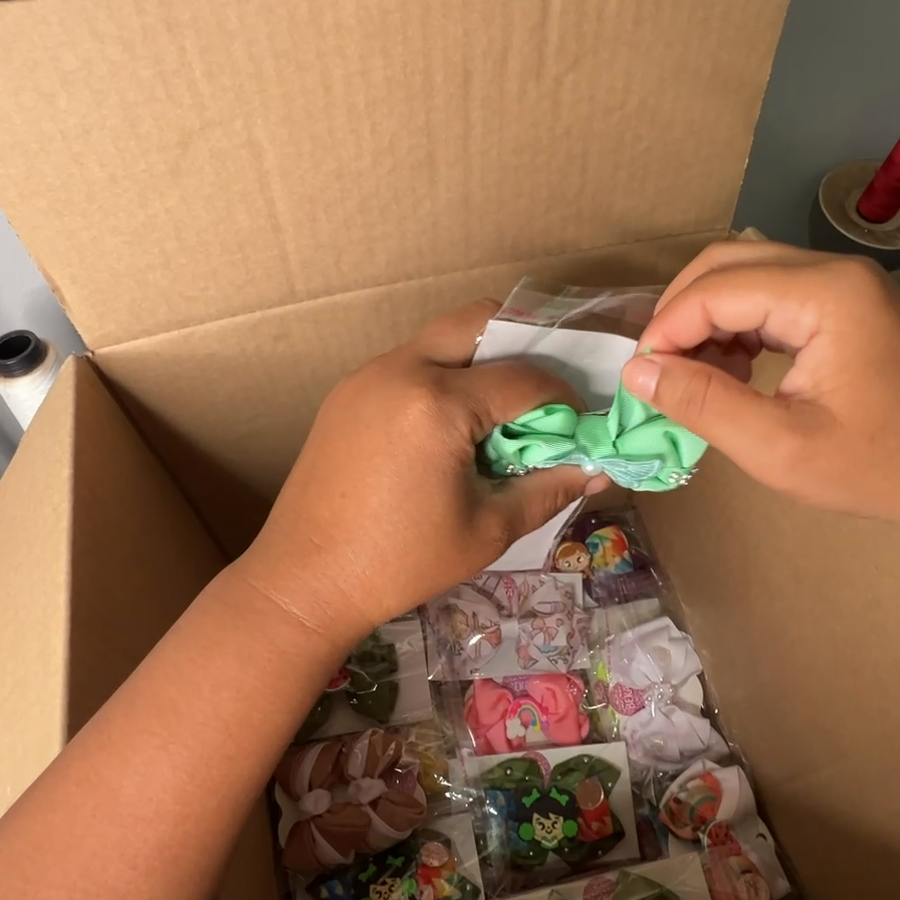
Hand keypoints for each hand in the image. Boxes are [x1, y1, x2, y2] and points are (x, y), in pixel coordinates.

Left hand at [236, 301, 600, 641]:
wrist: (304, 579)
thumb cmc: (399, 563)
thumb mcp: (485, 530)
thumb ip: (546, 490)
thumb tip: (596, 470)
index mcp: (438, 403)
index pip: (524, 378)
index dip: (563, 397)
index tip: (579, 423)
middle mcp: (400, 369)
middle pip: (478, 320)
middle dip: (523, 345)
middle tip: (543, 395)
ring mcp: (367, 375)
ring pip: (440, 338)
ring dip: (480, 360)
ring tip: (500, 413)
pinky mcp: (348, 392)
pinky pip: (409, 361)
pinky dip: (442, 376)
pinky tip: (452, 426)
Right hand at [619, 241, 899, 527]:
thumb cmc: (874, 468)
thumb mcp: (776, 447)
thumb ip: (700, 403)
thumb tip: (636, 371)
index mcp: (827, 295)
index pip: (716, 289)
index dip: (666, 330)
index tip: (641, 378)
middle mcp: (836, 272)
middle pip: (727, 263)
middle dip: (680, 312)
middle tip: (658, 367)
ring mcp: (845, 284)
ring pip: (746, 274)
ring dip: (706, 317)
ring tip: (693, 373)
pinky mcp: (847, 303)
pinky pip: (772, 294)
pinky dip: (736, 323)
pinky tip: (731, 367)